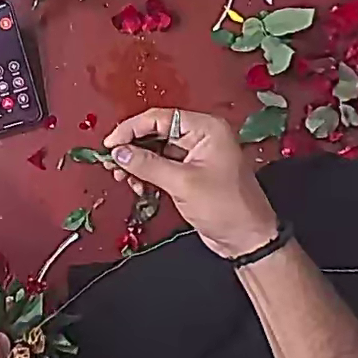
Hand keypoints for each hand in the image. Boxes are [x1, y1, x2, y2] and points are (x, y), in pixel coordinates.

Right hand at [103, 108, 279, 258]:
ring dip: (137, 162)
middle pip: (157, 132)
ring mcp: (196, 154)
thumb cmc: (225, 207)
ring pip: (156, 149)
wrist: (247, 239)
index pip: (161, 118)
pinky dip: (147, 173)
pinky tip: (138, 186)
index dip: (131, 129)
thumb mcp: (183, 183)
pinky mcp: (190, 172)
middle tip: (112, 163)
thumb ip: (148, 164)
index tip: (110, 144)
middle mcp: (201, 136)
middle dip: (132, 147)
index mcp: (206, 128)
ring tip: (122, 178)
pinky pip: (162, 165)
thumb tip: (118, 152)